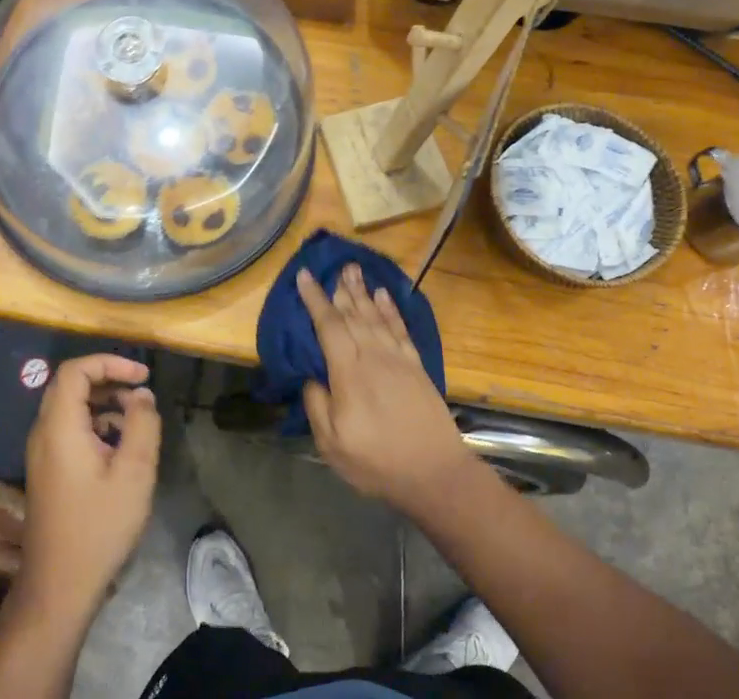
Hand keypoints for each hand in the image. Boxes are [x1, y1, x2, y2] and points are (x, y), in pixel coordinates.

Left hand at [18, 354, 160, 613]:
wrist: (60, 582)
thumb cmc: (99, 525)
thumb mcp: (134, 472)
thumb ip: (142, 425)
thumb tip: (142, 395)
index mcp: (60, 426)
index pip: (75, 370)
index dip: (110, 362)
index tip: (143, 376)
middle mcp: (44, 432)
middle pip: (70, 385)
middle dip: (108, 380)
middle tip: (142, 393)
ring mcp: (42, 453)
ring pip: (70, 408)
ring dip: (104, 404)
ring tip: (138, 422)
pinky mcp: (48, 470)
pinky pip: (69, 430)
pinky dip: (95, 424)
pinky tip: (121, 448)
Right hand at [299, 264, 476, 514]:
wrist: (435, 473)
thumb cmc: (377, 463)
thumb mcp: (332, 444)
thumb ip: (317, 406)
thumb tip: (311, 378)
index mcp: (349, 373)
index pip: (328, 326)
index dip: (315, 300)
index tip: (304, 276)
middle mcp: (374, 357)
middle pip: (354, 314)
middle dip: (341, 289)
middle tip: (334, 265)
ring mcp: (399, 360)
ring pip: (377, 317)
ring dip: (364, 292)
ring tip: (354, 271)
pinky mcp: (417, 367)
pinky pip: (401, 329)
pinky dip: (391, 310)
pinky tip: (384, 296)